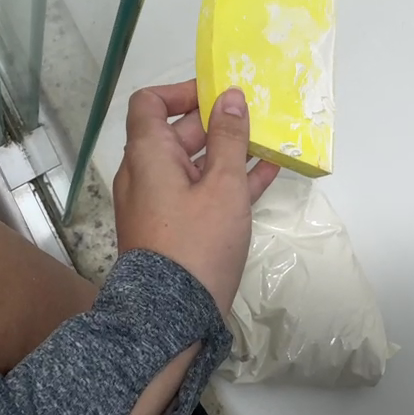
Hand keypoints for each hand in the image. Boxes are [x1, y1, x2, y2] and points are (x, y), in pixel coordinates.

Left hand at [114, 80, 279, 311]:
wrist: (171, 322)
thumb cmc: (197, 242)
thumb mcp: (223, 185)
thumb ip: (229, 137)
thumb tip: (230, 97)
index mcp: (148, 154)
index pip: (150, 103)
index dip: (181, 92)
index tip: (216, 94)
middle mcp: (145, 173)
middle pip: (177, 132)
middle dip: (216, 122)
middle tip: (254, 115)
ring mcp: (158, 203)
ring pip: (193, 163)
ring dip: (228, 151)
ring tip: (268, 141)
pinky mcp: (172, 228)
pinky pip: (199, 191)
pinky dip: (226, 180)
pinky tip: (266, 174)